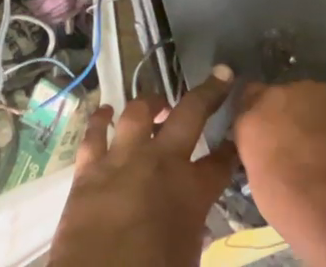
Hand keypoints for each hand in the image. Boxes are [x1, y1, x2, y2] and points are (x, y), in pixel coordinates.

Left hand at [49, 67, 238, 266]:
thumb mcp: (187, 256)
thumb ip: (192, 231)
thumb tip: (194, 225)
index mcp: (192, 190)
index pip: (221, 161)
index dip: (231, 149)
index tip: (236, 138)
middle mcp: (161, 162)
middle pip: (189, 114)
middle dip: (208, 93)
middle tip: (219, 77)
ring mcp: (122, 159)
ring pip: (138, 112)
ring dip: (150, 103)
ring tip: (157, 103)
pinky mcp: (89, 168)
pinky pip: (94, 134)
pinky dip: (100, 119)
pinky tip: (105, 112)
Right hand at [233, 81, 325, 223]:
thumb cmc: (300, 210)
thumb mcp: (261, 186)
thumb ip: (259, 153)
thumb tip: (267, 148)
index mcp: (251, 120)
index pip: (244, 106)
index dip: (256, 121)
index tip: (263, 139)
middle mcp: (278, 96)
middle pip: (276, 98)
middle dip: (283, 116)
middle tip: (296, 146)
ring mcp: (314, 92)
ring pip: (306, 99)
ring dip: (310, 116)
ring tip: (324, 147)